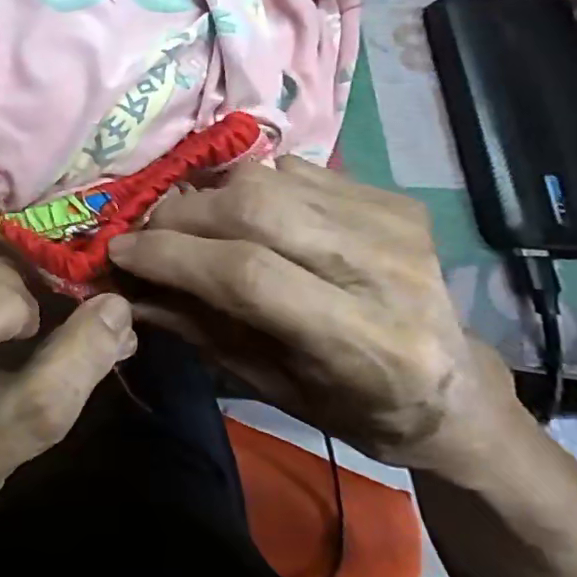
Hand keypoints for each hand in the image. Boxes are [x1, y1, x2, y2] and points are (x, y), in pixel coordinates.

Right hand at [108, 158, 525, 475]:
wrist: (457, 392)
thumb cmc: (354, 407)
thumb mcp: (267, 385)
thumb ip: (194, 328)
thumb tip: (123, 286)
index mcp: (365, 344)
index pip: (247, 274)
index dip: (170, 255)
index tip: (119, 252)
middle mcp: (388, 273)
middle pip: (255, 210)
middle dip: (179, 215)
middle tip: (145, 233)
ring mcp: (396, 226)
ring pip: (266, 179)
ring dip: (206, 197)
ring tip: (187, 224)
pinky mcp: (393, 199)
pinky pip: (290, 169)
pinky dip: (245, 186)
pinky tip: (241, 216)